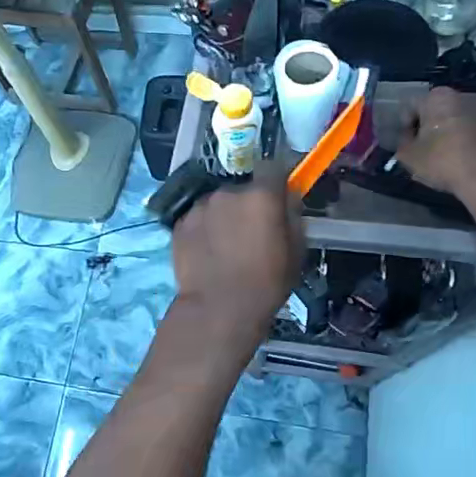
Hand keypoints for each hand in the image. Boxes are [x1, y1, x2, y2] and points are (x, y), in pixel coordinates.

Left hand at [170, 165, 302, 333]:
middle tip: (252, 233)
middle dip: (249, 205)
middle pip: (243, 189)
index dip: (278, 179)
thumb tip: (288, 197)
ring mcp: (199, 207)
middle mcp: (227, 192)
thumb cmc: (266, 283)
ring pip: (218, 204)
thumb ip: (293, 215)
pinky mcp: (179, 224)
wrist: (218, 310)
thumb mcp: (296, 251)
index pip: (273, 166)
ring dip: (224, 217)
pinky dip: (204, 230)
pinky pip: (199, 219)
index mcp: (261, 196)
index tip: (280, 196)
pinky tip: (208, 254)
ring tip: (227, 248)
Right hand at [396, 87, 475, 198]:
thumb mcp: (409, 157)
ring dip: (454, 132)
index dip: (406, 128)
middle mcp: (464, 93)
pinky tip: (468, 158)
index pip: (412, 107)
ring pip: (461, 119)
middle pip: (439, 110)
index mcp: (437, 96)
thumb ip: (403, 145)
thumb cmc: (443, 160)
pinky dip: (471, 140)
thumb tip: (408, 142)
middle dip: (433, 126)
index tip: (407, 145)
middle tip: (427, 150)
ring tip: (450, 155)